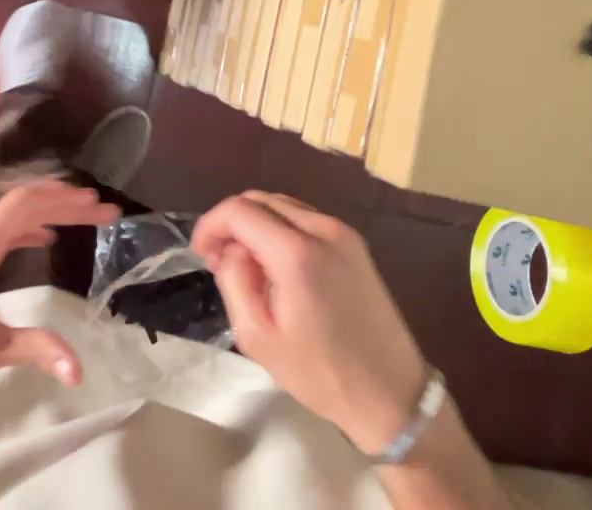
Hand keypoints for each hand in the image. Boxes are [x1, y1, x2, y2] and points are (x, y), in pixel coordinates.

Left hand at [0, 179, 120, 403]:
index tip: (94, 204)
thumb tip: (78, 370)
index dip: (62, 200)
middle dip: (64, 203)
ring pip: (11, 214)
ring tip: (82, 215)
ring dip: (48, 212)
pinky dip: (27, 227)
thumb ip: (35, 350)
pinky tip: (44, 238)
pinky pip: (0, 229)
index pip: (23, 204)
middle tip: (102, 209)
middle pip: (22, 204)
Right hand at [193, 192, 428, 453]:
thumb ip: (235, 281)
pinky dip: (279, 229)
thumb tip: (232, 250)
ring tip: (245, 265)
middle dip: (231, 223)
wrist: (391, 392)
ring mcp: (343, 232)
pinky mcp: (355, 243)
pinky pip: (304, 218)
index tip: (200, 254)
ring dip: (255, 224)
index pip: (239, 210)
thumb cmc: (320, 373)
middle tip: (219, 261)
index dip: (210, 225)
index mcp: (297, 253)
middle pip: (260, 199)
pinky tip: (276, 264)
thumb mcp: (258, 338)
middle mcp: (322, 229)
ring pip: (282, 204)